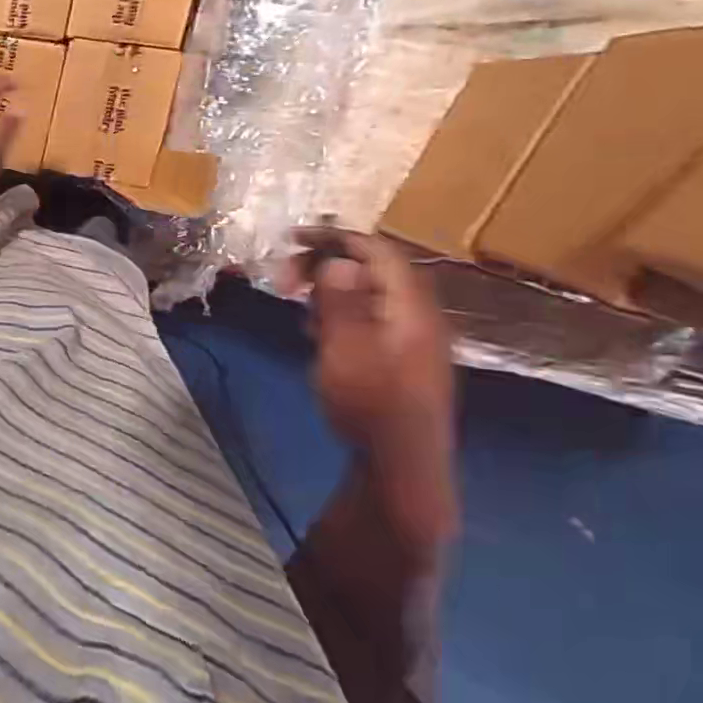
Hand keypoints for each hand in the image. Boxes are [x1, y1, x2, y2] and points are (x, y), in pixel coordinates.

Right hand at [287, 229, 457, 545]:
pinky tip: (316, 329)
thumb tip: (339, 261)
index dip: (335, 238)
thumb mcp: (346, 351)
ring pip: (370, 292)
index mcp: (411, 310)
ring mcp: (414, 338)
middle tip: (284, 279)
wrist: (401, 464)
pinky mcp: (402, 357)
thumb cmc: (369, 405)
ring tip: (295, 303)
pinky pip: (370, 314)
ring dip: (329, 287)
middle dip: (325, 263)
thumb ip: (342, 304)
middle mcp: (419, 317)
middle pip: (374, 269)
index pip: (378, 253)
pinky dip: (339, 308)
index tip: (290, 239)